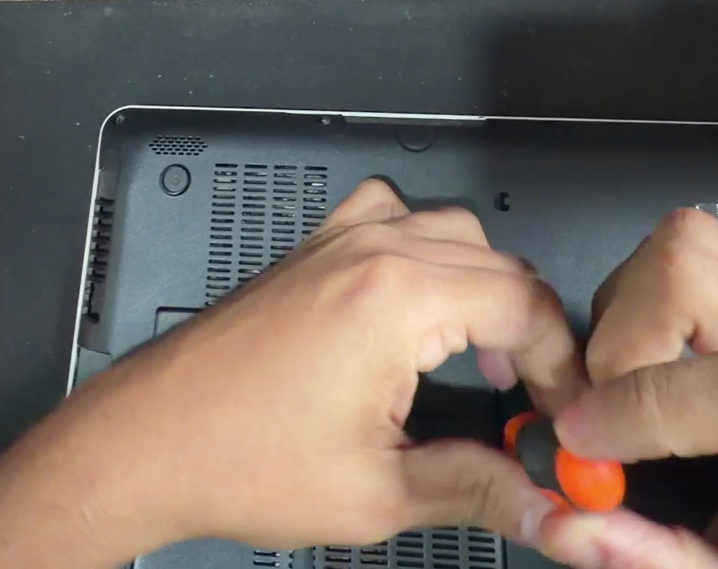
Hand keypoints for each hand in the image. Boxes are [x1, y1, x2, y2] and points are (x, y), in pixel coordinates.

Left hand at [0, 179, 587, 567]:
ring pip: (449, 228)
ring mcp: (340, 237)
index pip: (525, 303)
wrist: (157, 432)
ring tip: (475, 349)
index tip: (561, 410)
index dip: (560, 360)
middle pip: (497, 261)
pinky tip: (410, 291)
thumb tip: (555, 507)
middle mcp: (375, 248)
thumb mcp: (380, 492)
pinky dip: (419, 240)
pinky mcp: (314, 244)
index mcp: (398, 297)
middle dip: (528, 325)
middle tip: (525, 394)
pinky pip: (387, 211)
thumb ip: (480, 487)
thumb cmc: (249, 461)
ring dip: (481, 280)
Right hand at [532, 208, 717, 568]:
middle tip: (601, 405)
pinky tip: (648, 358)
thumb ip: (672, 561)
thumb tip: (574, 523)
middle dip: (618, 335)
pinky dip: (640, 296)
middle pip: (703, 276)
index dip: (649, 406)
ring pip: (688, 244)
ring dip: (622, 306)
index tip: (583, 444)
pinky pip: (691, 252)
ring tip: (620, 380)